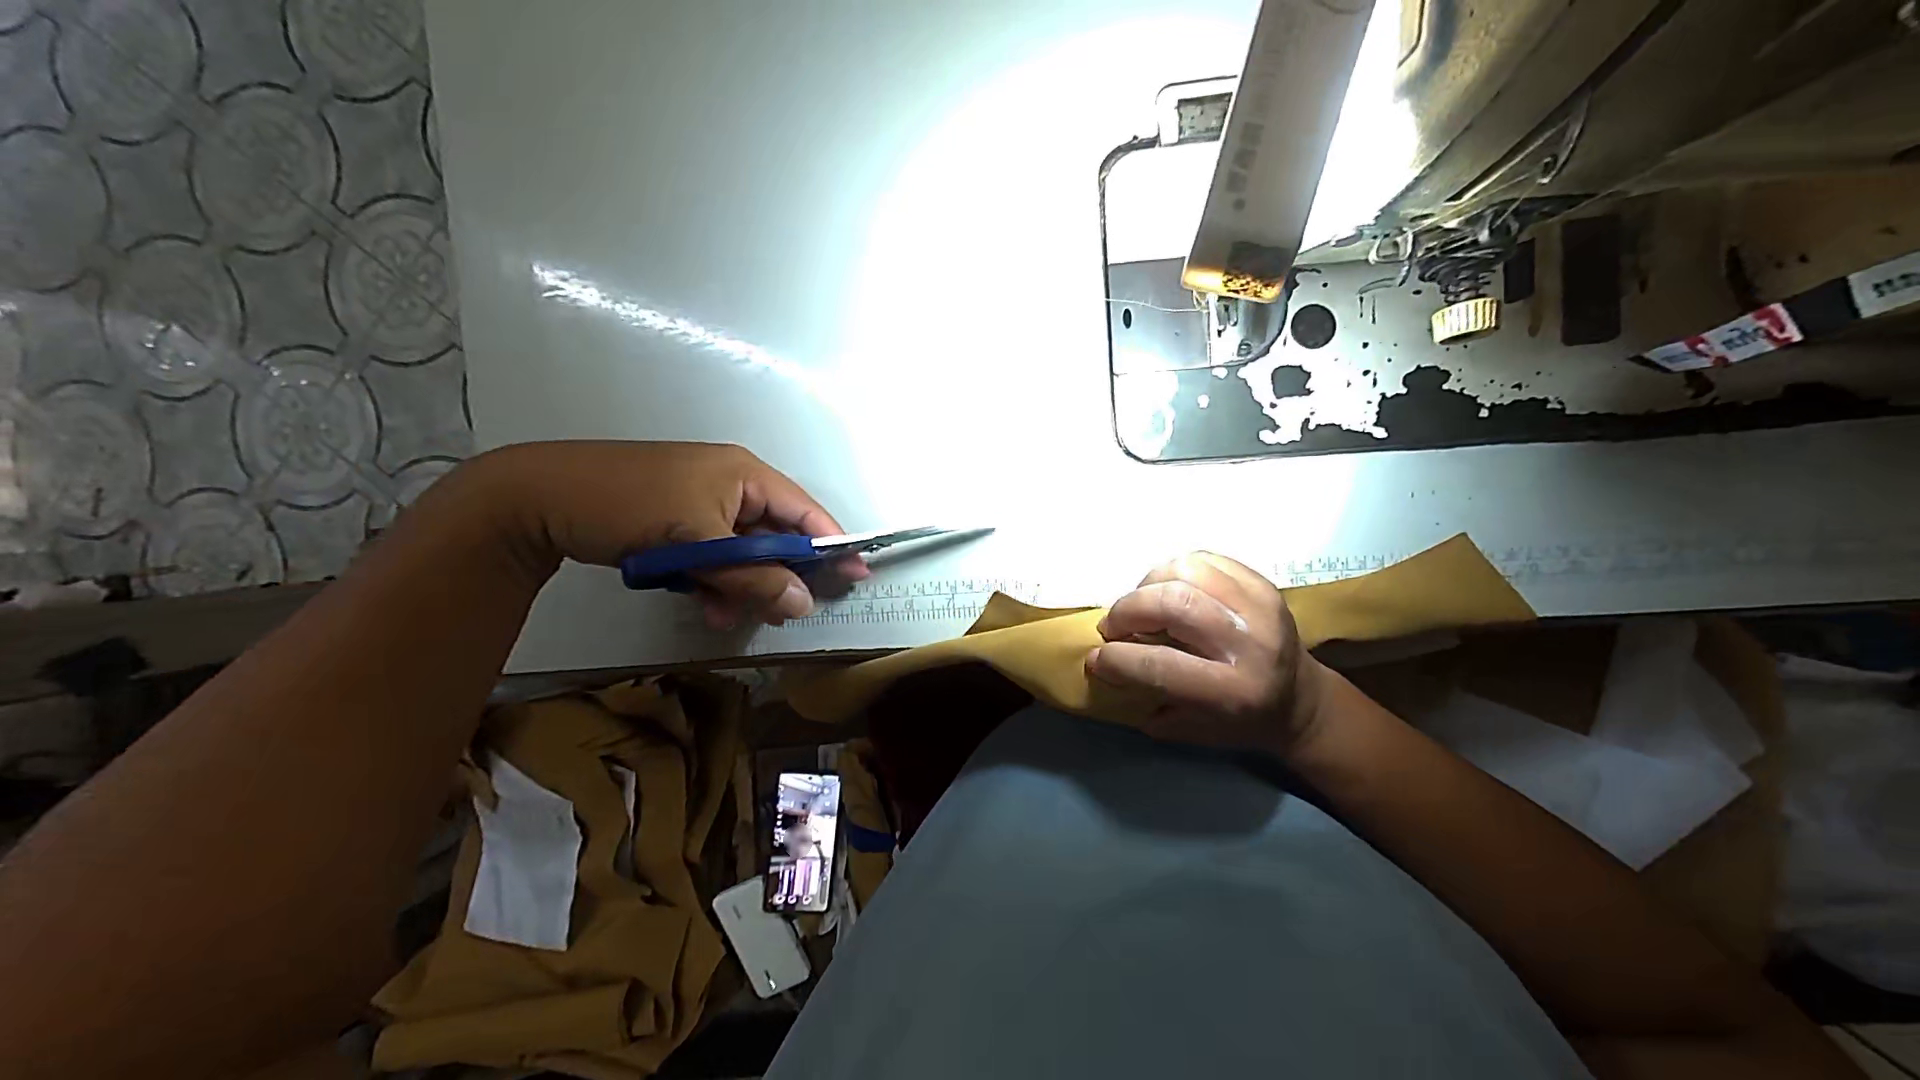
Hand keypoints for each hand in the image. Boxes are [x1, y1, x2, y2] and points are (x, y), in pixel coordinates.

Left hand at [451, 441, 869, 626]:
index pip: (805, 511)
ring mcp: (704, 503)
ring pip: (743, 552)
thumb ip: (753, 578)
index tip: (856, 577)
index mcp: (745, 474)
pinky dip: (714, 579)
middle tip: (783, 612)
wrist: (537, 497)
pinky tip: (705, 602)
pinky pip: (714, 555)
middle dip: (777, 576)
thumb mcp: (697, 545)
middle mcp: (732, 484)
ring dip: (741, 585)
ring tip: (727, 613)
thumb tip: (804, 603)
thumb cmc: (628, 506)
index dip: (833, 544)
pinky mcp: (679, 522)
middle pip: (776, 536)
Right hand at [1084, 552, 1325, 756]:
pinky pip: (1204, 559)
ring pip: (1185, 571)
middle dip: (1127, 611)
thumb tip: (1100, 665)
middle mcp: (1250, 645)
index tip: (1096, 659)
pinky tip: (1166, 590)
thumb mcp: (1191, 729)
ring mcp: (1260, 607)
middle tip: (1113, 626)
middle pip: (1174, 605)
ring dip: (1147, 586)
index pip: (1160, 665)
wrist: (1301, 701)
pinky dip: (1172, 570)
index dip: (1116, 659)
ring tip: (1141, 605)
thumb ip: (1146, 698)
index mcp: (1233, 691)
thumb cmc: (1239, 723)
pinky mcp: (1262, 584)